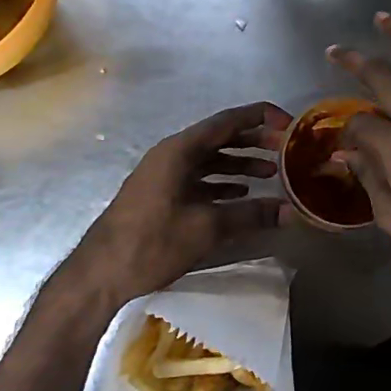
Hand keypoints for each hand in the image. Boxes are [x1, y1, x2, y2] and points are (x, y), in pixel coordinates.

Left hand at [58, 102, 289, 307]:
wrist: (100, 273)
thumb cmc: (153, 241)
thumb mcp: (207, 227)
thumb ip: (251, 215)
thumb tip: (291, 212)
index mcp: (180, 150)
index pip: (228, 121)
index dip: (261, 117)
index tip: (289, 125)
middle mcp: (172, 154)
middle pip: (220, 137)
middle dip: (254, 141)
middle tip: (286, 149)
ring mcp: (164, 174)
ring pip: (210, 158)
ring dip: (240, 162)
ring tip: (270, 173)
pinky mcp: (161, 193)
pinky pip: (199, 177)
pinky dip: (222, 181)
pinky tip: (241, 193)